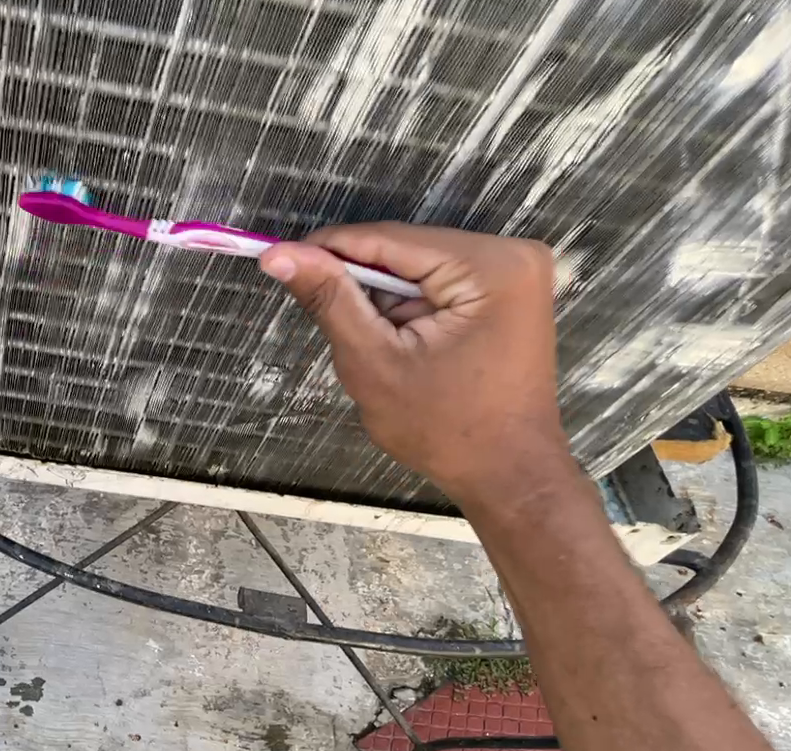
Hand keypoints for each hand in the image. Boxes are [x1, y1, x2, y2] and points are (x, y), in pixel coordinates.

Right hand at [259, 223, 574, 509]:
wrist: (504, 471)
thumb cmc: (441, 426)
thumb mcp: (372, 361)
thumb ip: (329, 300)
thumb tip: (279, 256)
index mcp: (489, 265)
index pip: (390, 239)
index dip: (328, 248)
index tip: (275, 259)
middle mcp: (511, 254)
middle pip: (406, 252)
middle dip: (358, 282)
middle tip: (319, 316)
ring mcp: (514, 273)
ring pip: (418, 269)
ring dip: (381, 300)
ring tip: (366, 343)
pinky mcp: (508, 294)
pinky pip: (438, 286)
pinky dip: (405, 309)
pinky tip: (395, 343)